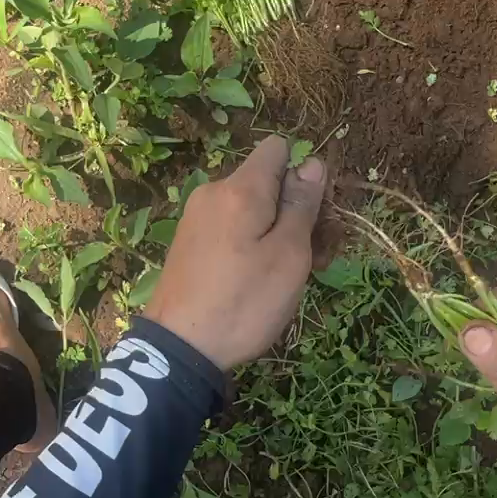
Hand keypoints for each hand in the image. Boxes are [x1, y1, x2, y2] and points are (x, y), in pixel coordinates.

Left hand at [147, 136, 329, 368]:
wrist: (179, 349)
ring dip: (276, 231)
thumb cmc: (245, 301)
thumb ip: (302, 205)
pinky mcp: (189, 243)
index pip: (277, 148)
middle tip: (317, 256)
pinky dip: (251, 244)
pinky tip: (260, 281)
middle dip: (295, 209)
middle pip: (266, 181)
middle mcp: (213, 192)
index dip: (303, 172)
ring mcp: (196, 218)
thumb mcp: (289, 255)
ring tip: (292, 277)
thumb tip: (311, 162)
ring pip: (250, 208)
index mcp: (240, 188)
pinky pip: (230, 228)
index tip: (315, 212)